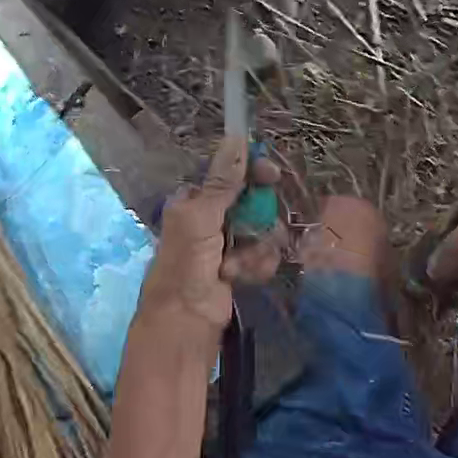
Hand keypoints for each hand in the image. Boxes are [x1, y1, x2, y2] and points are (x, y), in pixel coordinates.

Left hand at [137, 138, 282, 337]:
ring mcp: (228, 245)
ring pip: (264, 231)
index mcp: (195, 202)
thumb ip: (222, 181)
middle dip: (258, 219)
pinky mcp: (241, 268)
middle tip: (257, 231)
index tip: (271, 174)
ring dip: (256, 249)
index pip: (229, 175)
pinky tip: (241, 278)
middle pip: (253, 203)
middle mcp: (212, 220)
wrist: (185, 320)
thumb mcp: (201, 217)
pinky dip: (256, 267)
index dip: (252, 172)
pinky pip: (264, 256)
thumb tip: (236, 137)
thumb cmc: (186, 264)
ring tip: (235, 266)